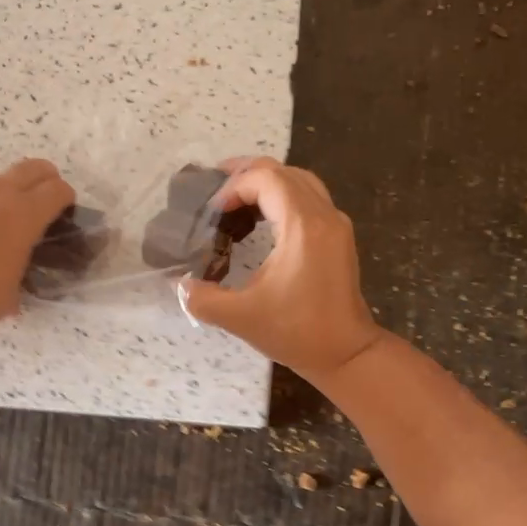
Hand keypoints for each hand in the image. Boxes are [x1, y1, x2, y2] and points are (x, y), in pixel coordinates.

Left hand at [0, 159, 75, 342]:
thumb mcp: (12, 290)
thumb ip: (22, 265)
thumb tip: (15, 267)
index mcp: (23, 214)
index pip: (57, 189)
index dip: (65, 199)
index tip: (64, 213)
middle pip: (31, 169)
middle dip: (44, 180)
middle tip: (43, 204)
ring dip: (4, 199)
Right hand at [178, 158, 384, 379]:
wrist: (346, 353)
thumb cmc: (296, 332)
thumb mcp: (240, 318)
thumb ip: (203, 298)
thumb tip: (181, 285)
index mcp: (302, 226)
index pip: (266, 179)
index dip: (233, 187)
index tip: (211, 213)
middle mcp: (323, 216)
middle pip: (284, 172)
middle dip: (247, 175)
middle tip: (214, 190)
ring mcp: (335, 225)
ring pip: (299, 182)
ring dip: (266, 184)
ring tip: (234, 201)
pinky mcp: (337, 238)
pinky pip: (308, 200)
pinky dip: (281, 199)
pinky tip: (259, 221)